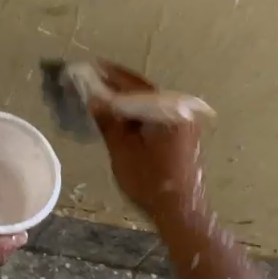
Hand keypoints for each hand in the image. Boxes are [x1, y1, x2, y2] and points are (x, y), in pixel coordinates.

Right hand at [90, 62, 205, 222]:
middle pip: (145, 92)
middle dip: (119, 86)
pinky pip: (157, 116)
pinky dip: (138, 113)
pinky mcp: (182, 137)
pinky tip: (122, 116)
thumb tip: (94, 98)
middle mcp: (181, 112)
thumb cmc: (150, 182)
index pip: (136, 86)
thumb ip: (109, 121)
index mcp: (169, 111)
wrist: (180, 212)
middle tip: (96, 77)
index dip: (112, 76)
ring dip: (128, 100)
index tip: (93, 66)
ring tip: (104, 95)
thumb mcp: (123, 151)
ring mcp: (184, 125)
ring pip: (151, 104)